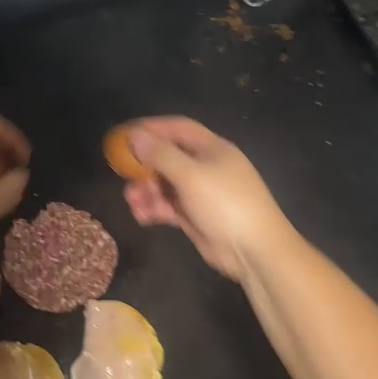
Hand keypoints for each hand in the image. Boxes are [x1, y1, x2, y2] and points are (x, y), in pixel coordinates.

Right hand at [121, 116, 297, 282]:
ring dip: (146, 189)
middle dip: (144, 165)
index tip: (124, 134)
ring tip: (132, 200)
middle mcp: (205, 166)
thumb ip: (161, 154)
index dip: (151, 128)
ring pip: (165, 184)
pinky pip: (169, 206)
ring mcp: (200, 193)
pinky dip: (154, 208)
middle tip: (123, 173)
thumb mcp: (191, 175)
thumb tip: (135, 135)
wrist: (254, 250)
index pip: (178, 128)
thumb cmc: (225, 203)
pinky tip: (141, 215)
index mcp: (211, 149)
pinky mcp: (195, 216)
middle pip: (168, 157)